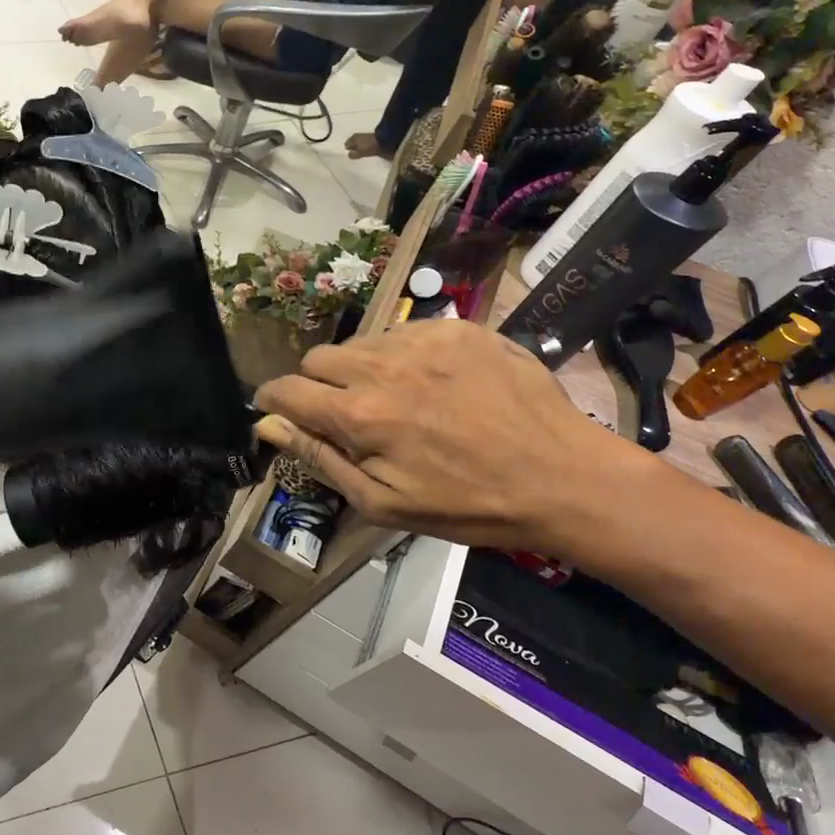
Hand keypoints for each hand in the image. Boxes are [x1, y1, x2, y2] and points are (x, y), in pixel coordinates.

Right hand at [252, 320, 646, 556]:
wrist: (565, 479)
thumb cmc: (468, 505)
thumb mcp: (383, 502)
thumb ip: (319, 458)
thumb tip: (270, 426)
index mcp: (360, 415)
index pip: (286, 389)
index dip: (272, 400)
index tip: (277, 410)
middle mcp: (383, 367)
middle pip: (317, 358)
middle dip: (317, 384)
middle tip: (346, 413)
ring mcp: (424, 341)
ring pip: (361, 343)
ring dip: (361, 369)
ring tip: (396, 399)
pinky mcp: (459, 329)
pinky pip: (405, 331)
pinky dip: (403, 355)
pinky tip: (432, 384)